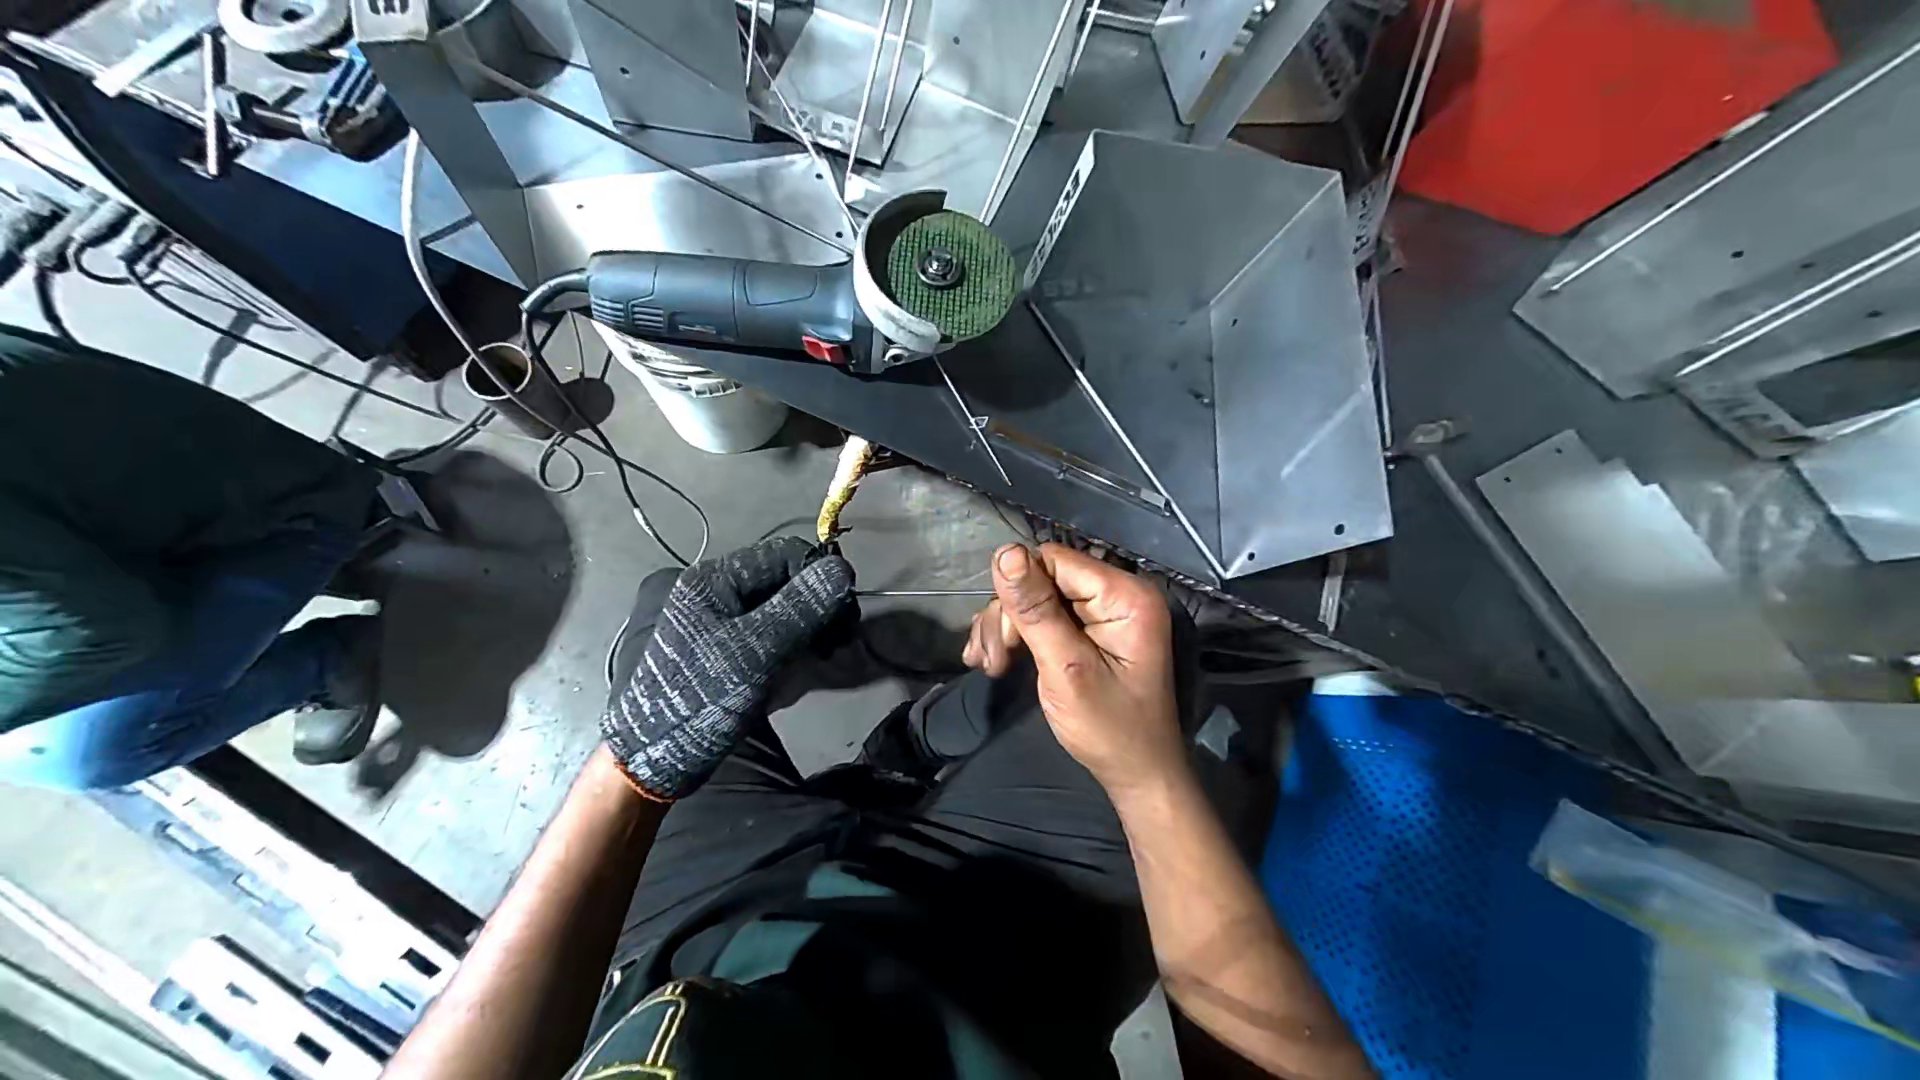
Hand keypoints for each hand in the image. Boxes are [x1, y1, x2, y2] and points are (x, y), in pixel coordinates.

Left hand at [602, 537, 852, 799]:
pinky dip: (796, 641)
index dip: (821, 575)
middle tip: (839, 638)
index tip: (846, 611)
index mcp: (716, 579)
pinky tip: (806, 661)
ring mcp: (724, 619)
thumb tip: (842, 568)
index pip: (785, 553)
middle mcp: (719, 590)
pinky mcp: (730, 646)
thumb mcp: (757, 650)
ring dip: (812, 623)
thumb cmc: (704, 697)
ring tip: (826, 652)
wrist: (659, 757)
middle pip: (786, 577)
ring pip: (784, 604)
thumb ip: (801, 606)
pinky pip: (774, 629)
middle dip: (819, 602)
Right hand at [964, 544, 1184, 796]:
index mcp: (1125, 594)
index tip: (1006, 641)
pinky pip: (1039, 617)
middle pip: (1039, 579)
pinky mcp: (1086, 629)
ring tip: (992, 668)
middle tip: (994, 663)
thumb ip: (1035, 610)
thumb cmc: (1109, 728)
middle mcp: (1115, 593)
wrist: (1135, 774)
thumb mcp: (1066, 668)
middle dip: (1008, 618)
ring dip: (1004, 630)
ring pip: (1032, 598)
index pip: (1053, 560)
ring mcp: (1100, 612)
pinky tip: (993, 662)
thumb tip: (1005, 552)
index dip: (1020, 592)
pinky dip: (1013, 637)